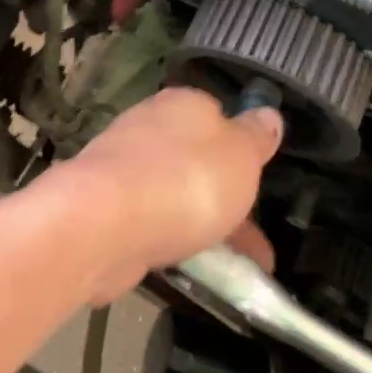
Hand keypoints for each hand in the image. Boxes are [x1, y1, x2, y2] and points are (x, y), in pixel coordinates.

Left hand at [47, 87, 282, 300]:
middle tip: (255, 243)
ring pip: (174, 193)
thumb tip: (267, 114)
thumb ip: (255, 138)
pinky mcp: (104, 204)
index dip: (240, 150)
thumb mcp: (240, 156)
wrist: (104, 223)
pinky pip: (150, 221)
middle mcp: (150, 124)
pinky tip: (188, 267)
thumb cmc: (185, 181)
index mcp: (184, 103)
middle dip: (224, 197)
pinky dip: (171, 240)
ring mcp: (122, 164)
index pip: (218, 116)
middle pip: (196, 158)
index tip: (258, 183)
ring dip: (200, 224)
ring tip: (231, 269)